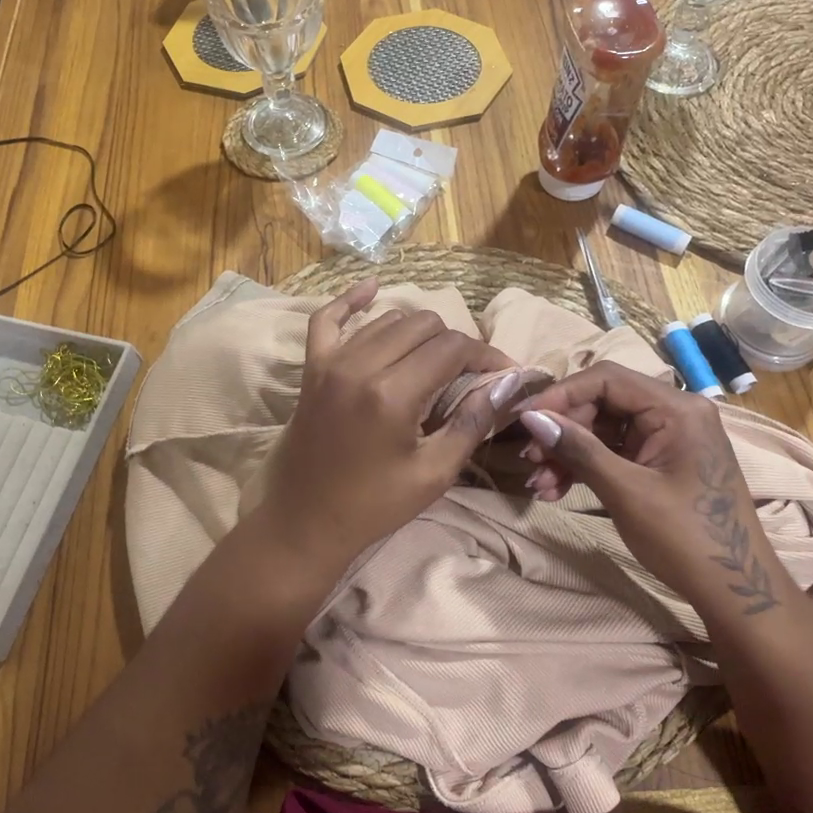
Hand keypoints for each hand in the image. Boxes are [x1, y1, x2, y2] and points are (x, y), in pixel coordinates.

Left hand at [255, 278, 523, 560]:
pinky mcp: (311, 369)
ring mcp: (330, 363)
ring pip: (387, 320)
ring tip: (435, 361)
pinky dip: (350, 301)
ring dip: (418, 332)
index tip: (505, 372)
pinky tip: (373, 288)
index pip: (452, 348)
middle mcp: (360, 365)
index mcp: (392, 394)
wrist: (304, 523)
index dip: (486, 355)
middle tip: (469, 374)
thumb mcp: (433, 473)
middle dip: (455, 344)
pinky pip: (327, 319)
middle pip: (423, 325)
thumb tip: (508, 384)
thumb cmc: (372, 507)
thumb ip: (471, 422)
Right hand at [515, 363, 784, 613]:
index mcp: (676, 409)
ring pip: (602, 429)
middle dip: (561, 430)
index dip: (560, 395)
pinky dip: (585, 467)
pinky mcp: (660, 461)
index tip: (522, 419)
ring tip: (538, 485)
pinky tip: (556, 490)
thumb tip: (530, 417)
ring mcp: (668, 438)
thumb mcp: (626, 492)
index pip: (606, 379)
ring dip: (567, 453)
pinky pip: (614, 451)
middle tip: (529, 461)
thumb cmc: (685, 538)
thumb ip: (578, 449)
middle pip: (601, 402)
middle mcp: (674, 412)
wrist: (734, 591)